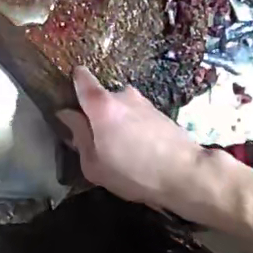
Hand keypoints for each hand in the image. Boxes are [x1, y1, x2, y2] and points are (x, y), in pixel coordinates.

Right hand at [57, 67, 213, 210]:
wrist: (185, 174)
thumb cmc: (134, 173)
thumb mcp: (94, 164)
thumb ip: (78, 136)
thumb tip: (67, 115)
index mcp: (102, 105)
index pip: (81, 78)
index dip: (73, 84)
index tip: (69, 99)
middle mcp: (123, 95)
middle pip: (101, 98)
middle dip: (96, 115)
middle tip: (96, 141)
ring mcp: (144, 102)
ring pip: (120, 108)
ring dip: (117, 123)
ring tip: (120, 151)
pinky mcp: (160, 112)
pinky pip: (136, 115)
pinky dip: (133, 128)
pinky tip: (139, 150)